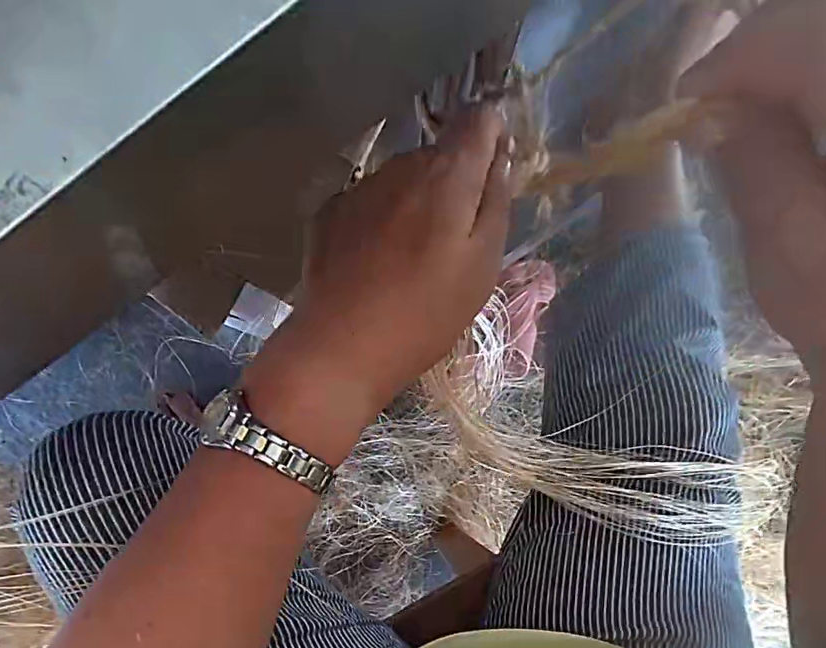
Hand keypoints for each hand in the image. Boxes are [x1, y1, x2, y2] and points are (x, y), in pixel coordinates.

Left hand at [243, 107, 513, 457]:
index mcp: (447, 174)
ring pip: (398, 180)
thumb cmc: (423, 317)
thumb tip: (498, 157)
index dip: (490, 142)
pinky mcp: (327, 214)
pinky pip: (365, 204)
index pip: (479, 119)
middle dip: (448, 185)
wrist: (340, 350)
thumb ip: (495, 203)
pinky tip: (371, 265)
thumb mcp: (481, 267)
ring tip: (405, 262)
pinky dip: (375, 222)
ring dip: (410, 205)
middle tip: (445, 246)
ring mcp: (359, 188)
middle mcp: (400, 166)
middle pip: (436, 155)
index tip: (488, 183)